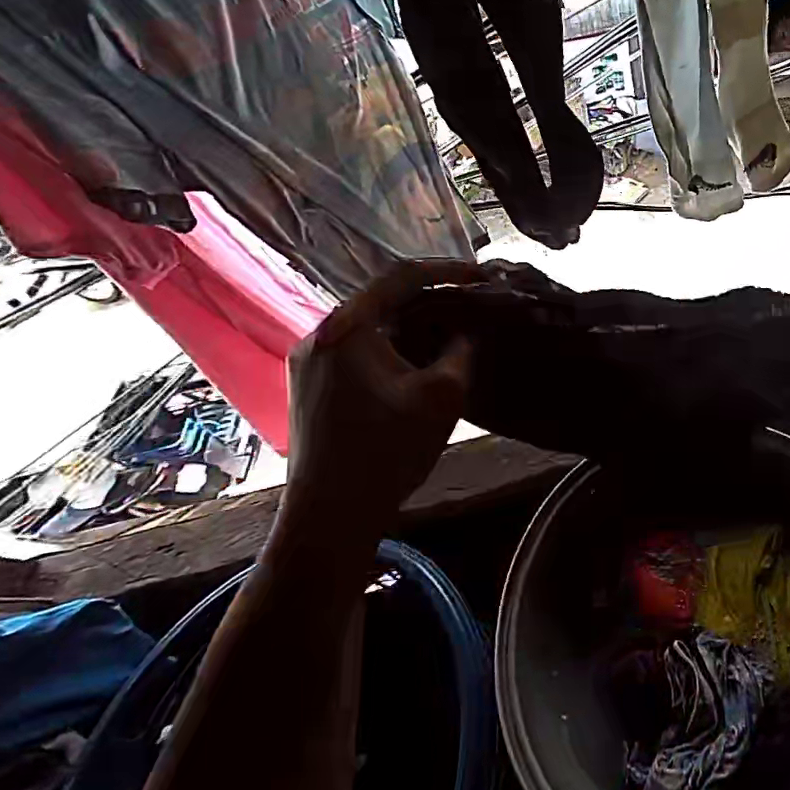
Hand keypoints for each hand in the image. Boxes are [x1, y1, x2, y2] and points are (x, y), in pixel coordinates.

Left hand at [281, 259, 481, 546]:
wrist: (329, 517)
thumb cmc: (387, 452)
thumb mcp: (441, 398)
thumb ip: (460, 352)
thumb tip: (464, 332)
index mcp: (347, 326)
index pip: (402, 277)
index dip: (448, 271)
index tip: (483, 276)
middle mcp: (319, 334)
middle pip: (381, 300)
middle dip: (428, 300)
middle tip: (467, 305)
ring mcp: (307, 361)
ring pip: (367, 327)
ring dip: (406, 326)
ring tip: (444, 334)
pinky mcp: (307, 386)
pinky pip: (353, 350)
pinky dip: (386, 348)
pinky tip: (409, 366)